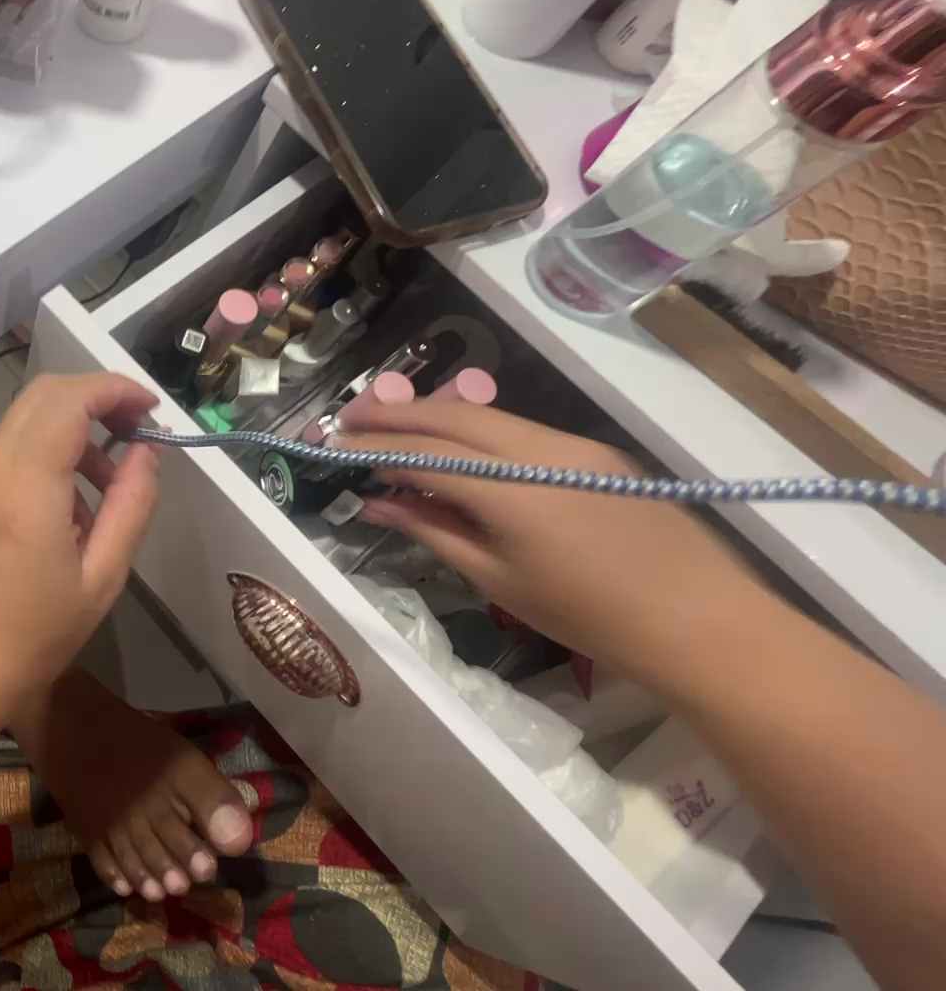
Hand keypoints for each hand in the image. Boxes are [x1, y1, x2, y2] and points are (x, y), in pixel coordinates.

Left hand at [0, 374, 162, 701]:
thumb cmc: (38, 634)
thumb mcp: (104, 576)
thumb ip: (132, 503)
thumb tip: (149, 450)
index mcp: (23, 490)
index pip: (66, 401)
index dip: (114, 389)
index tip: (151, 409)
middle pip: (43, 396)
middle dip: (96, 400)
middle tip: (137, 433)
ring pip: (26, 420)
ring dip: (73, 432)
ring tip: (107, 488)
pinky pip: (10, 450)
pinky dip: (47, 455)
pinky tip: (68, 506)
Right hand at [337, 401, 779, 683]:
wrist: (705, 624)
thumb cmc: (589, 616)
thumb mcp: (496, 579)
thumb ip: (432, 529)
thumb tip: (376, 503)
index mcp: (515, 490)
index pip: (425, 453)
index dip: (373, 447)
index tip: (333, 447)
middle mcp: (543, 451)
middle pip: (452, 416)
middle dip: (393, 414)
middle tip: (347, 421)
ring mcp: (573, 446)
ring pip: (484, 416)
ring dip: (430, 417)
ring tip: (385, 428)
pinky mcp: (591, 454)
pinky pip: (514, 430)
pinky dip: (468, 431)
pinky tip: (446, 447)